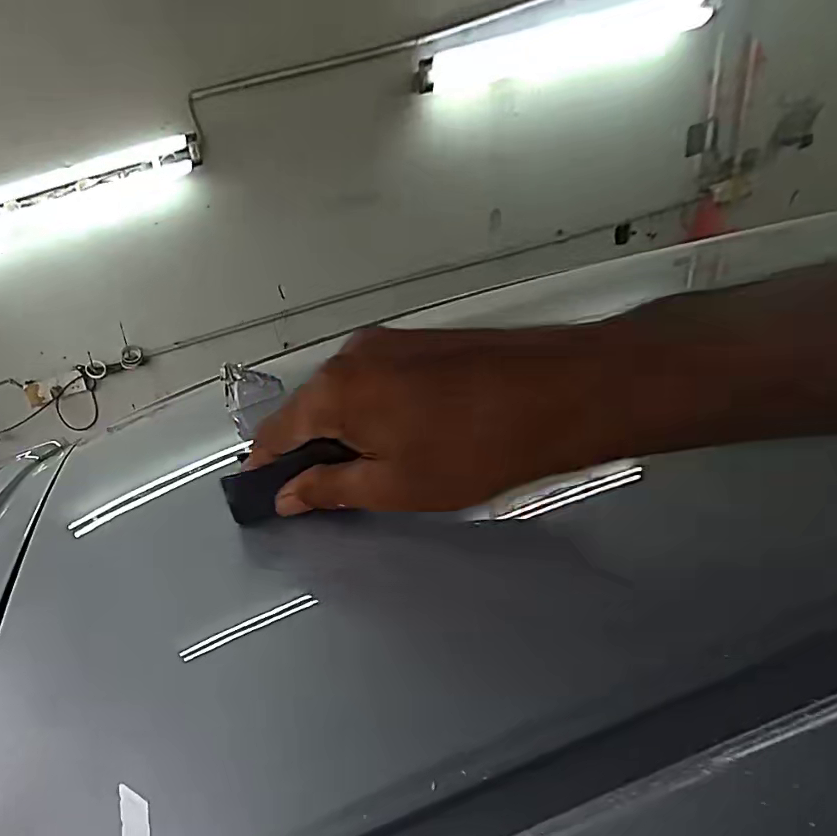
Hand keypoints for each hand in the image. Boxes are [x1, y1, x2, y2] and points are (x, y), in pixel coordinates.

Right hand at [245, 326, 622, 514]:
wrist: (572, 391)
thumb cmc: (477, 447)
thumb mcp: (391, 486)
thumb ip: (327, 489)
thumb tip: (288, 495)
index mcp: (332, 392)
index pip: (273, 434)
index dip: (264, 468)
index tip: (264, 492)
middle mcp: (348, 357)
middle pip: (304, 411)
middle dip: (306, 450)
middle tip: (324, 489)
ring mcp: (383, 343)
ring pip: (337, 394)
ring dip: (339, 429)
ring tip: (372, 464)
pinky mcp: (413, 340)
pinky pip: (367, 379)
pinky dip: (366, 409)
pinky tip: (399, 433)